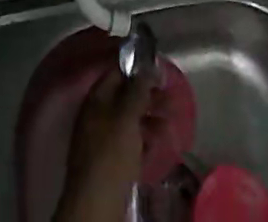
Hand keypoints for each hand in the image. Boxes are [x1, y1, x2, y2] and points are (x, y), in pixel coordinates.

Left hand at [53, 68, 156, 221]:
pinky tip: (158, 144)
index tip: (160, 71)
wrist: (95, 202)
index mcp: (96, 98)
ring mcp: (101, 137)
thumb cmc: (111, 154)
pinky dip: (144, 139)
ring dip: (149, 118)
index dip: (137, 69)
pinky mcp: (109, 159)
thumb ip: (137, 91)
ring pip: (129, 120)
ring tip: (170, 123)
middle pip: (124, 96)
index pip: (116, 72)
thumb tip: (148, 66)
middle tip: (171, 99)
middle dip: (148, 96)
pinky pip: (129, 141)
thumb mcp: (126, 117)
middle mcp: (96, 113)